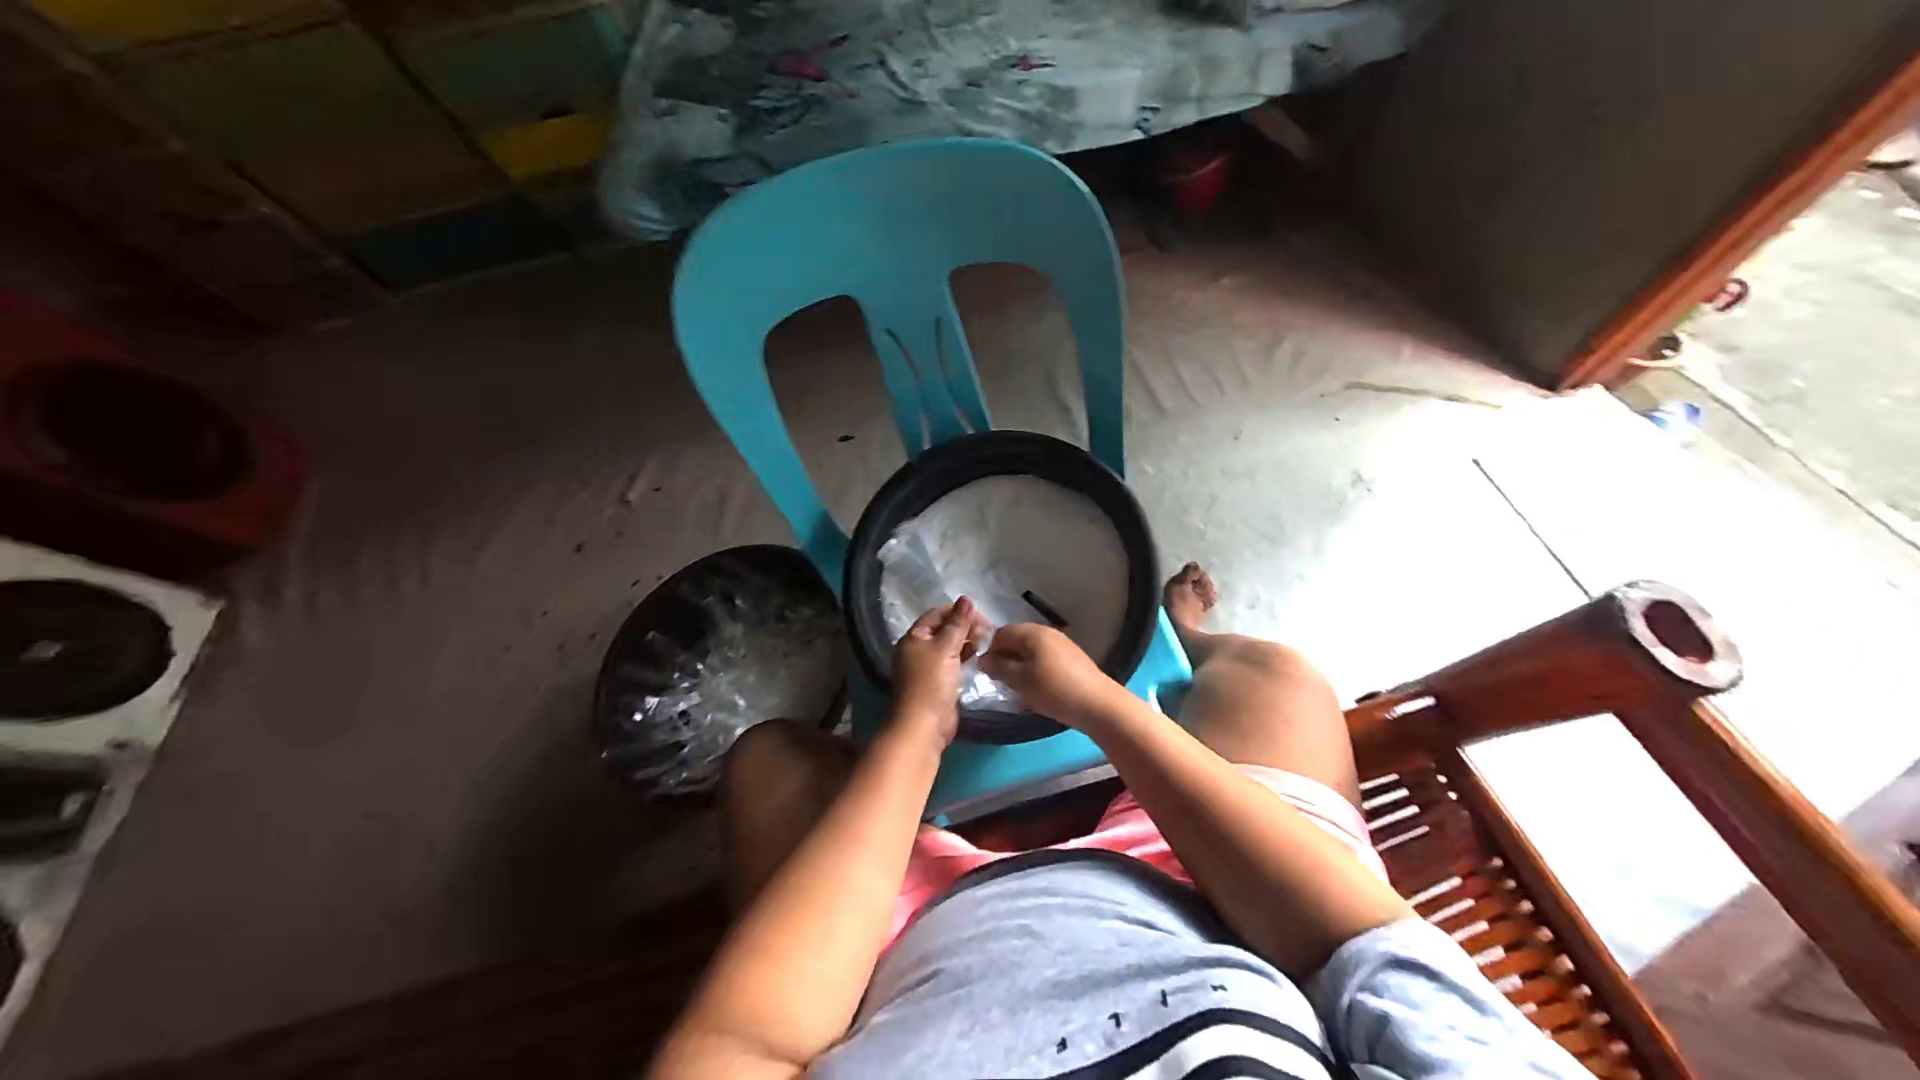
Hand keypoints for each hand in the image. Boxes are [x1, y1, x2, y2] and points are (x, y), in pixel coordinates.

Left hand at [889, 597, 990, 745]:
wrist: (924, 725)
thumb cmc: (932, 682)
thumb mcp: (946, 648)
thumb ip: (958, 623)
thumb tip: (966, 598)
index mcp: (914, 637)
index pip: (937, 614)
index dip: (959, 612)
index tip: (983, 618)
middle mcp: (918, 649)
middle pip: (943, 629)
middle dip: (965, 627)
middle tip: (989, 631)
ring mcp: (927, 667)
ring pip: (949, 646)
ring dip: (966, 642)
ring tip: (987, 642)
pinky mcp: (938, 682)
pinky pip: (952, 663)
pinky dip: (965, 657)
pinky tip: (979, 657)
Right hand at [981, 623, 1123, 726]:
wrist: (1098, 705)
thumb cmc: (1054, 689)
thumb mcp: (1020, 680)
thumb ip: (999, 667)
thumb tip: (983, 659)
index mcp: (1032, 632)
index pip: (1000, 633)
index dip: (989, 650)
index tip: (985, 671)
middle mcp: (1047, 632)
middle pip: (1016, 640)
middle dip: (1004, 657)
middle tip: (999, 680)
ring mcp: (1062, 644)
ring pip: (1031, 650)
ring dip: (1020, 665)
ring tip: (1017, 686)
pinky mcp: (1072, 658)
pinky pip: (1044, 658)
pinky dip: (1035, 669)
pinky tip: (1037, 687)